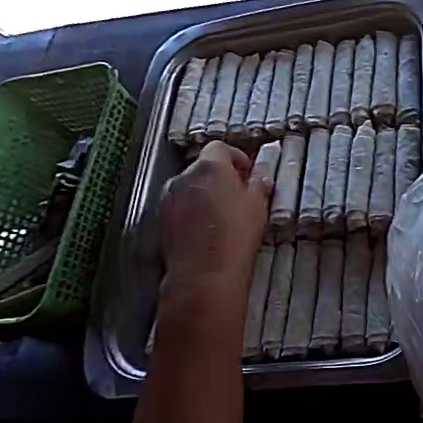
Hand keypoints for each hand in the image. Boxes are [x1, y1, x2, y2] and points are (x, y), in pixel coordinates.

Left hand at [158, 142, 272, 302]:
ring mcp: (169, 198)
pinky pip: (180, 207)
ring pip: (189, 187)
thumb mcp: (258, 207)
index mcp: (210, 166)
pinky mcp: (162, 220)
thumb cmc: (236, 236)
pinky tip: (206, 231)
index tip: (248, 173)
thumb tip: (260, 176)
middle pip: (203, 167)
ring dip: (204, 194)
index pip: (220, 148)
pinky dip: (191, 212)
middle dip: (219, 177)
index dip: (236, 158)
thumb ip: (259, 185)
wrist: (204, 274)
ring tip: (221, 216)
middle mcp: (184, 176)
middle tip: (238, 196)